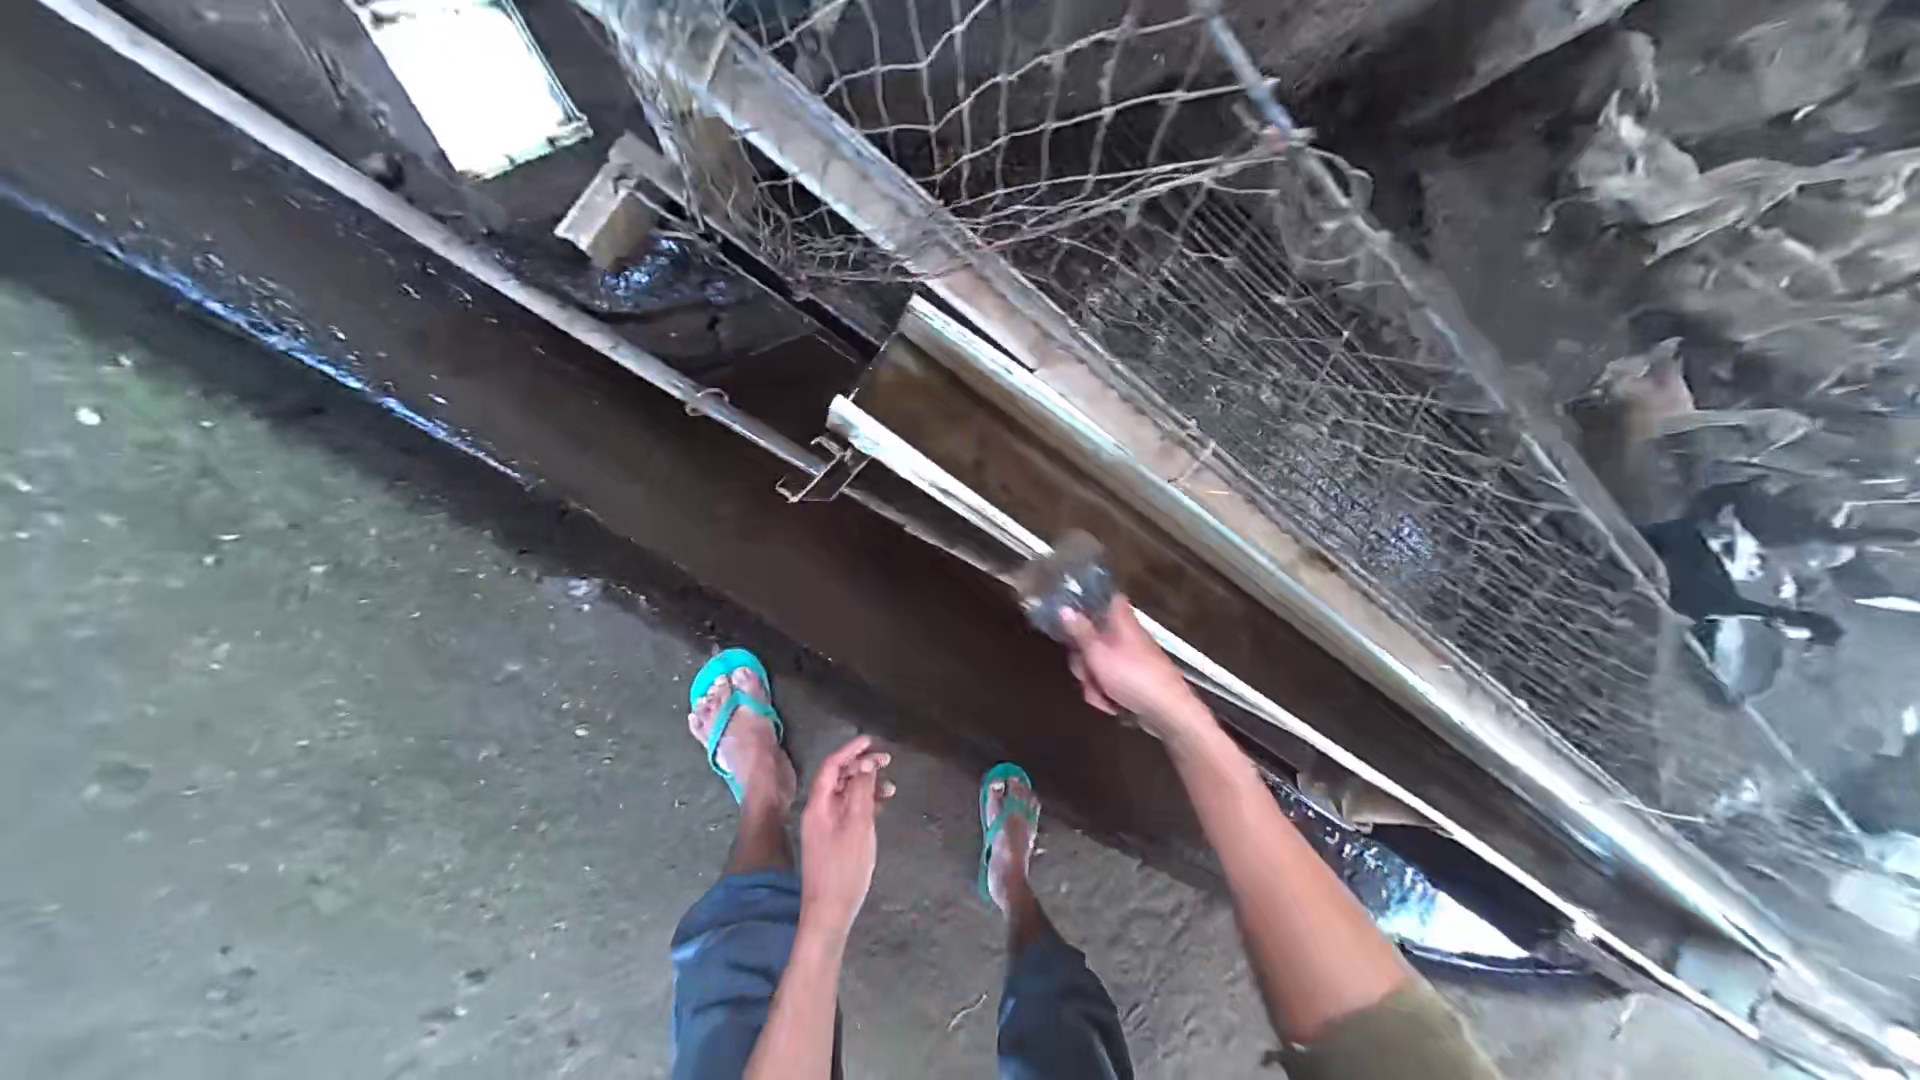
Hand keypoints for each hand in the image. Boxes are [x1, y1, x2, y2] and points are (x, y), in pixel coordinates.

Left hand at [797, 735, 893, 935]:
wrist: (829, 912)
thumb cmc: (844, 868)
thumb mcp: (858, 825)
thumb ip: (861, 790)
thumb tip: (865, 763)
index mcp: (818, 804)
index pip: (831, 766)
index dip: (850, 750)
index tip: (870, 741)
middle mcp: (818, 810)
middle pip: (838, 777)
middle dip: (861, 765)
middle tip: (886, 759)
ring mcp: (825, 825)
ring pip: (845, 793)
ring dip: (866, 784)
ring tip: (890, 784)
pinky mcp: (833, 838)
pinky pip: (848, 809)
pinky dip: (864, 801)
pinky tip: (881, 803)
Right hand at [1059, 595, 1209, 742]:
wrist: (1168, 712)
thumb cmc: (1132, 676)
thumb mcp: (1098, 653)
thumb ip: (1080, 632)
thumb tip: (1064, 608)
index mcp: (1122, 622)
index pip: (1109, 599)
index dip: (1091, 603)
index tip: (1075, 615)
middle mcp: (1127, 637)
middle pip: (1094, 639)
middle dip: (1084, 659)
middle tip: (1087, 670)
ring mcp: (1131, 660)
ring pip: (1098, 664)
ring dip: (1094, 682)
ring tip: (1102, 695)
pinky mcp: (1134, 681)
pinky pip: (1109, 682)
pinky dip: (1107, 694)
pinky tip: (1111, 705)